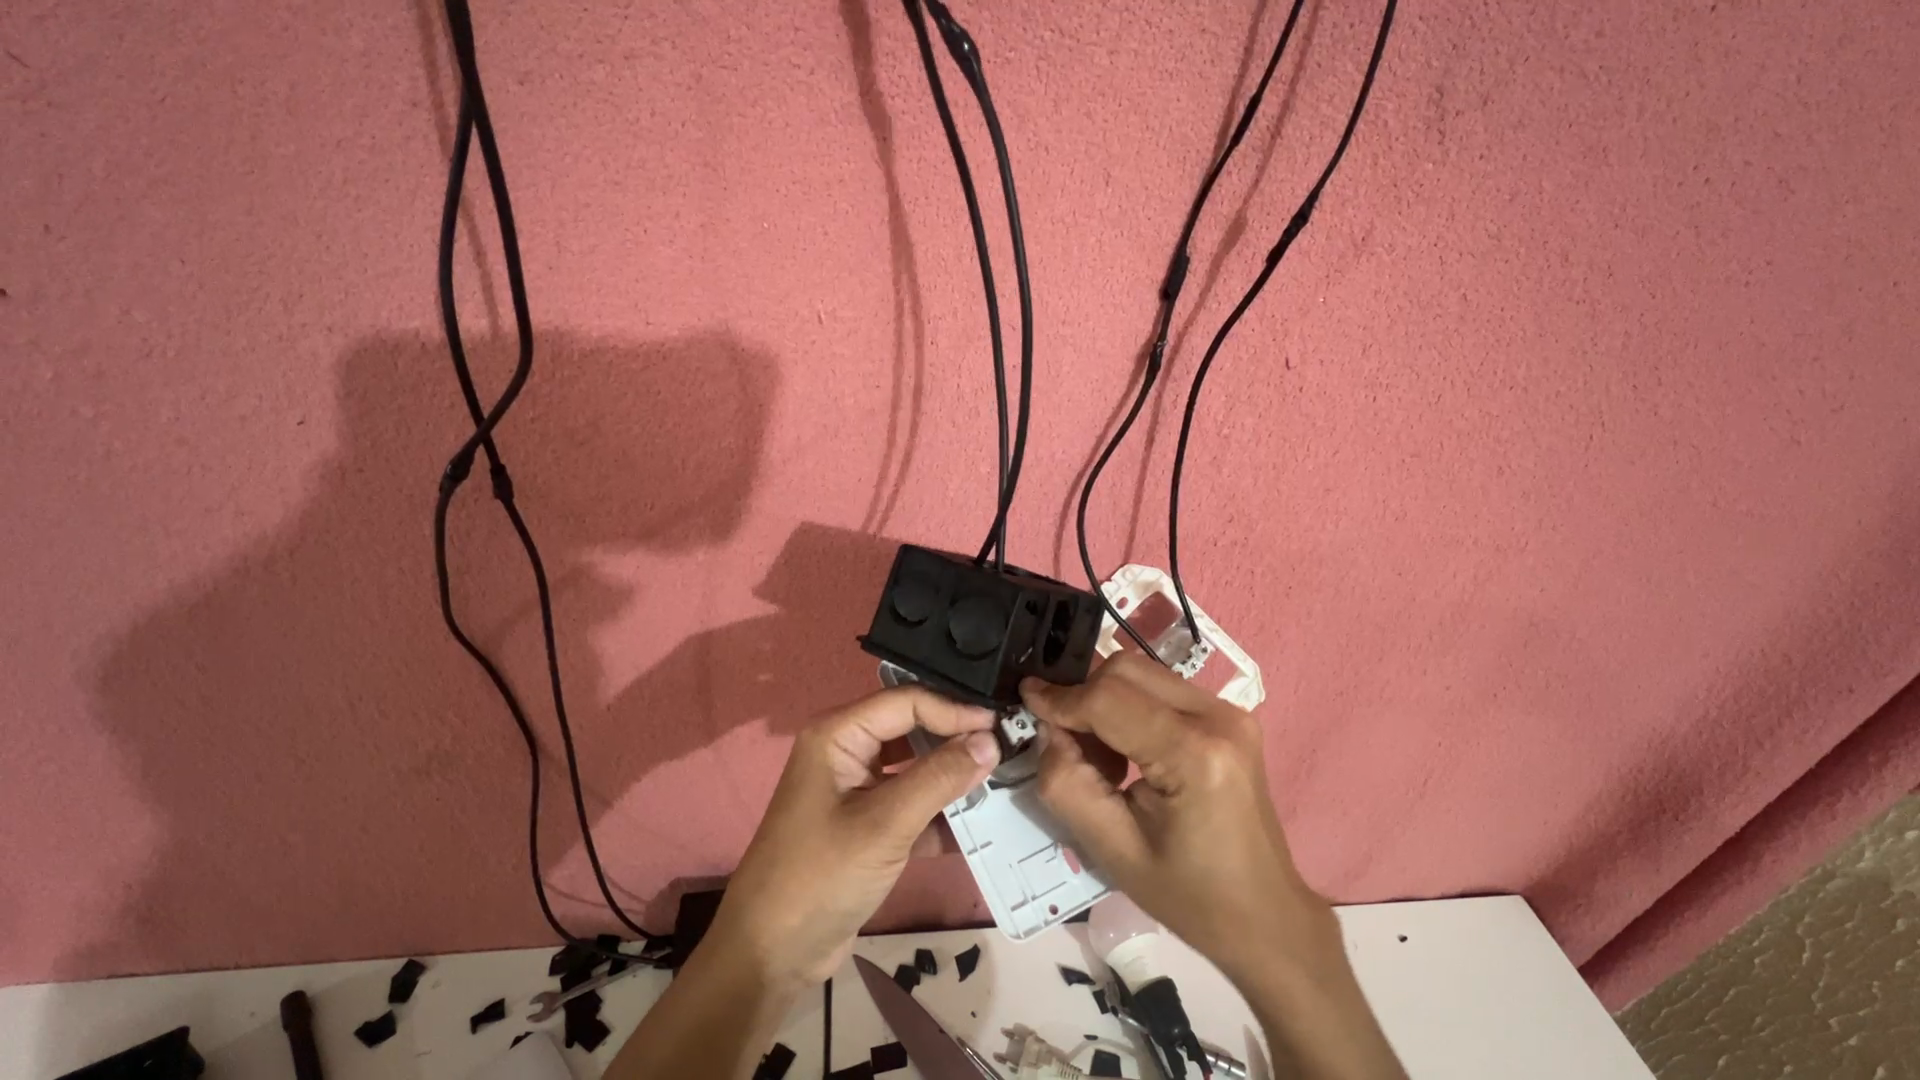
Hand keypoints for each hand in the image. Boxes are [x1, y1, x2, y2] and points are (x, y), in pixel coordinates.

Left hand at [706, 685, 1001, 986]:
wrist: (772, 952)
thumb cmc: (820, 876)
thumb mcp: (884, 824)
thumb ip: (939, 779)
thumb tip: (989, 741)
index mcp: (838, 736)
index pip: (906, 702)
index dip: (954, 710)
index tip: (1001, 725)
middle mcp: (846, 753)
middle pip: (911, 729)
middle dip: (956, 739)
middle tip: (1008, 748)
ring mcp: (855, 791)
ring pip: (914, 769)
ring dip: (952, 778)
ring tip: (1002, 781)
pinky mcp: (866, 827)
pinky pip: (911, 806)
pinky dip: (940, 815)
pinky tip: (978, 828)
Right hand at [1023, 653, 1331, 980]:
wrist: (1263, 915)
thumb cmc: (1189, 896)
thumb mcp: (1111, 850)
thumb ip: (1067, 783)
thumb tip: (1048, 729)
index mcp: (1195, 755)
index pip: (1108, 698)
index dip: (1060, 697)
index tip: (1024, 700)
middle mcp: (1219, 717)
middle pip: (1126, 670)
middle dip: (1082, 696)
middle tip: (1064, 742)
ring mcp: (1230, 712)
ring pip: (1142, 674)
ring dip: (1105, 701)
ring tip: (1098, 757)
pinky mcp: (1230, 716)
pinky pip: (1161, 689)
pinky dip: (1130, 708)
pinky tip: (1126, 752)